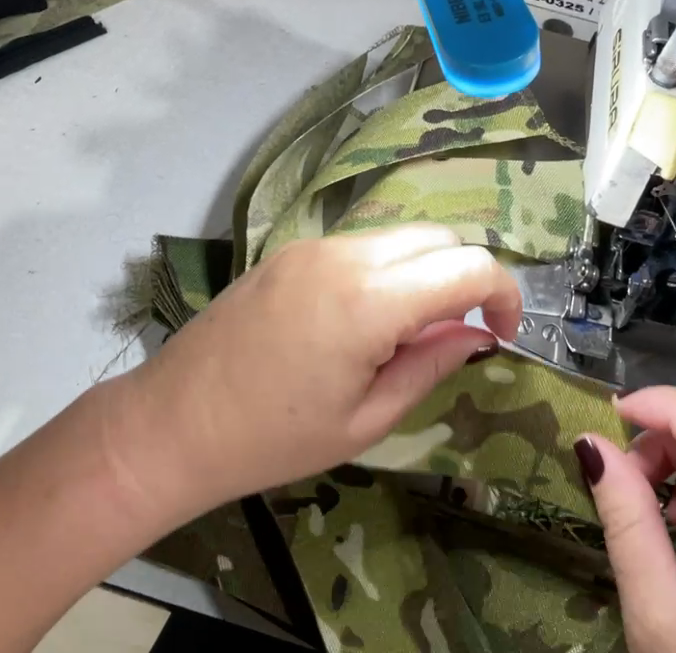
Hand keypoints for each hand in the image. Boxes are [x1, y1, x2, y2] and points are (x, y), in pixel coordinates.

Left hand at [103, 225, 519, 519]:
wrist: (172, 423)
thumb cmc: (272, 440)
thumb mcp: (366, 420)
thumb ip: (431, 365)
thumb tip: (477, 333)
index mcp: (370, 300)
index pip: (467, 265)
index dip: (503, 293)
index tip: (502, 334)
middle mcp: (345, 254)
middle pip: (437, 236)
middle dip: (465, 276)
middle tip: (457, 334)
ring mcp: (312, 246)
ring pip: (399, 235)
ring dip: (424, 270)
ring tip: (408, 331)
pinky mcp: (290, 250)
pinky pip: (360, 244)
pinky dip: (386, 268)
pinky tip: (366, 317)